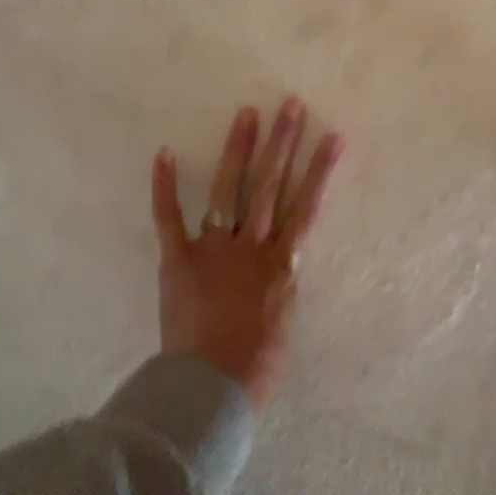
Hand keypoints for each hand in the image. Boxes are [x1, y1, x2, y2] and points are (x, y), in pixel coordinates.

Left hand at [150, 98, 343, 410]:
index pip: (306, 206)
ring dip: (238, 150)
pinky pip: (170, 218)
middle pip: (270, 186)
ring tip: (247, 114)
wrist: (213, 388)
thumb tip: (279, 278)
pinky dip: (164, 186)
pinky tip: (163, 153)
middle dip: (282, 144)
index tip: (332, 137)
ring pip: (228, 190)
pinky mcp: (178, 260)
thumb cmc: (258, 368)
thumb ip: (280, 292)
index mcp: (282, 263)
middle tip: (290, 106)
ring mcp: (214, 249)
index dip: (320, 170)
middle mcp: (252, 246)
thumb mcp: (284, 327)